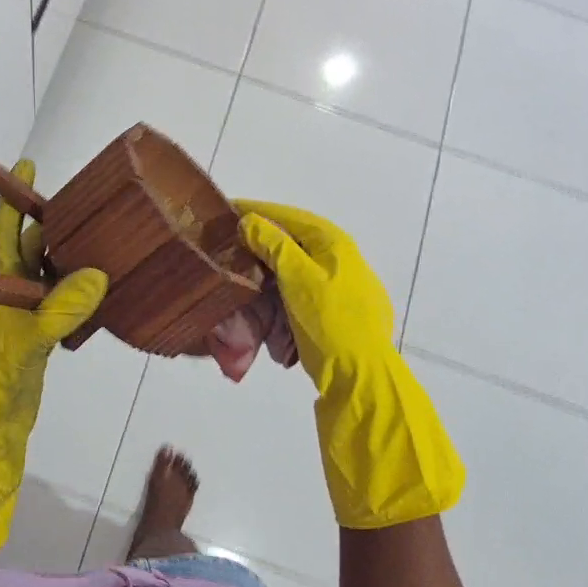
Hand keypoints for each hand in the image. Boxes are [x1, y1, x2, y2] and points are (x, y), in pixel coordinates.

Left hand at [0, 161, 106, 558]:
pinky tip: (109, 287)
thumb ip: (53, 317)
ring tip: (109, 232)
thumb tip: (94, 276)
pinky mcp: (48, 342)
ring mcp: (33, 322)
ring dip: (74, 253)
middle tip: (92, 196)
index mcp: (8, 297)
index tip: (28, 167)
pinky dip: (86, 290)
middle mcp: (20, 302)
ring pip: (55, 276)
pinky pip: (69, 304)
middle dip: (56, 220)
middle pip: (36, 251)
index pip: (10, 240)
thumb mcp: (21, 354)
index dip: (15, 203)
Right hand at [235, 200, 464, 527]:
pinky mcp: (341, 315)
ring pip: (296, 277)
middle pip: (292, 246)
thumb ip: (273, 245)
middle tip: (232, 255)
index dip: (256, 212)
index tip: (226, 210)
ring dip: (272, 289)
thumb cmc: (329, 322)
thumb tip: (250, 221)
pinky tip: (276, 328)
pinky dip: (286, 310)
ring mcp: (345, 289)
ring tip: (253, 298)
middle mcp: (342, 260)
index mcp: (334, 243)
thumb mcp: (297, 278)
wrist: (361, 377)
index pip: (288, 216)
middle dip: (262, 254)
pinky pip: (304, 303)